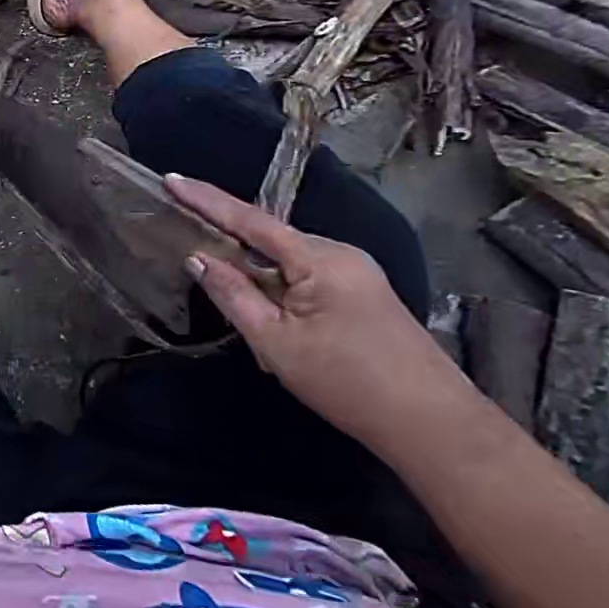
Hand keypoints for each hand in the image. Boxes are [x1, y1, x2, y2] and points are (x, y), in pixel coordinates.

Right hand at [164, 173, 470, 448]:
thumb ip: (232, 294)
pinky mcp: (360, 292)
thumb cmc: (349, 384)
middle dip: (228, 243)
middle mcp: (339, 253)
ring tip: (232, 302)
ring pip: (283, 259)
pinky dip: (274, 285)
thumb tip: (196, 257)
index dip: (205, 199)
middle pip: (266, 237)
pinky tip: (267, 314)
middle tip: (187, 250)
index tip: (170, 178)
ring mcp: (354, 272)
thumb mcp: (275, 342)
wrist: (438, 430)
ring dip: (253, 273)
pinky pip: (301, 274)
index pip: (249, 219)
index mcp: (319, 259)